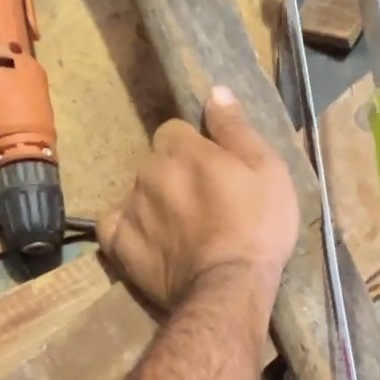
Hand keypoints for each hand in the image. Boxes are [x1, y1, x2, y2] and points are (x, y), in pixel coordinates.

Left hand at [98, 86, 299, 306]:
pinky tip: (146, 242)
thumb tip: (215, 92)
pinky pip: (112, 226)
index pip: (175, 132)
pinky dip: (126, 230)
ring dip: (154, 205)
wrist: (230, 287)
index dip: (194, 150)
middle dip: (173, 178)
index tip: (212, 174)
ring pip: (137, 195)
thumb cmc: (258, 227)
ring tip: (179, 234)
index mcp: (181, 149)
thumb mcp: (267, 169)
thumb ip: (235, 128)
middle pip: (155, 164)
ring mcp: (129, 209)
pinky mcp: (118, 245)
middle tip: (201, 208)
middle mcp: (148, 171)